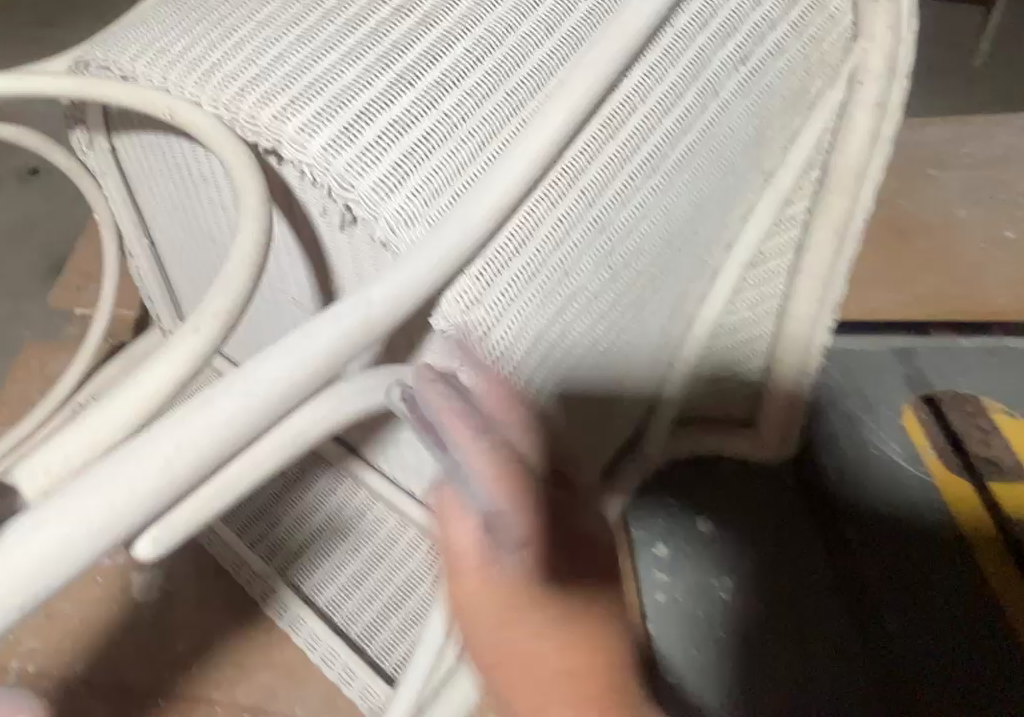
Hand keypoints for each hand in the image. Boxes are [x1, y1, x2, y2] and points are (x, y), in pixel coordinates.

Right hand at [402, 359, 657, 716]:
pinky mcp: (594, 516)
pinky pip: (555, 450)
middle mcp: (571, 506)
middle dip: (490, 376)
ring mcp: (589, 509)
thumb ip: (454, 526)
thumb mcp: (468, 595)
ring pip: (547, 431)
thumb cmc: (519, 652)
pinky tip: (506, 410)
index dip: (456, 407)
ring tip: (478, 361)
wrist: (584, 698)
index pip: (492, 447)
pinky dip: (526, 419)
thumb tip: (445, 476)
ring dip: (510, 390)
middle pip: (530, 424)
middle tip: (459, 341)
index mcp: (534, 524)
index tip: (429, 379)